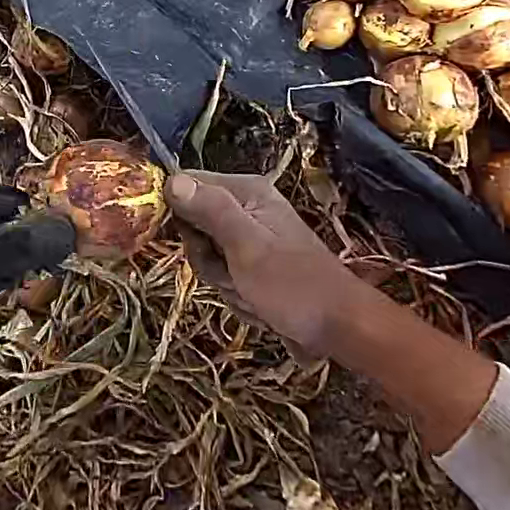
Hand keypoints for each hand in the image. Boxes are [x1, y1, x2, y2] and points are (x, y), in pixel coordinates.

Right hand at [163, 171, 375, 356]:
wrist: (339, 328)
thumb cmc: (294, 285)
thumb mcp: (246, 247)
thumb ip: (210, 211)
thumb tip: (170, 180)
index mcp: (247, 191)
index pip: (188, 185)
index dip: (180, 214)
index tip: (195, 243)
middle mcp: (247, 207)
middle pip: (194, 225)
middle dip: (206, 258)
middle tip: (232, 273)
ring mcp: (250, 238)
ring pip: (206, 255)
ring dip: (222, 281)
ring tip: (249, 291)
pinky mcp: (253, 265)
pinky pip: (223, 275)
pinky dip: (234, 293)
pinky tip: (256, 303)